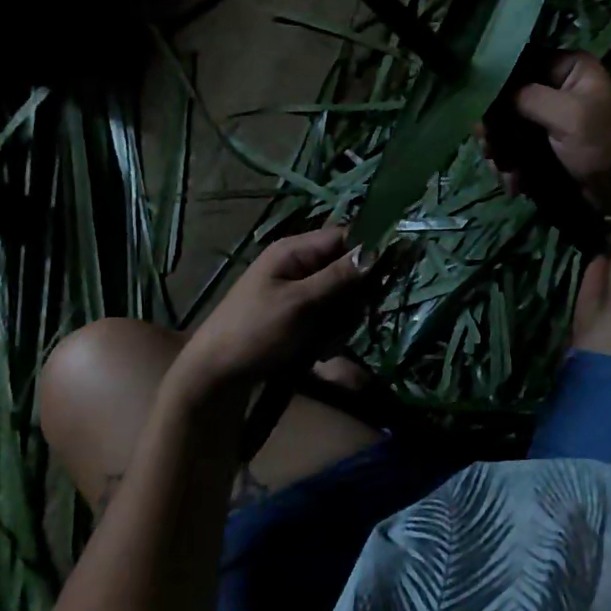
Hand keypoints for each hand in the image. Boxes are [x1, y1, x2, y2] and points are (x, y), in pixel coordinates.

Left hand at [165, 227, 369, 399]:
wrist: (216, 374)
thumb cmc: (254, 331)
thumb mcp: (299, 302)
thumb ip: (338, 276)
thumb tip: (377, 250)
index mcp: (293, 251)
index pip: (343, 236)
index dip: (369, 249)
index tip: (393, 270)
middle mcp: (298, 264)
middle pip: (346, 264)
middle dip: (359, 288)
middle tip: (359, 312)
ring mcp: (299, 289)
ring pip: (342, 291)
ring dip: (347, 312)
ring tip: (336, 334)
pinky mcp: (300, 313)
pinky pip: (331, 310)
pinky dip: (335, 325)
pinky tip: (328, 344)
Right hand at [504, 52, 610, 218]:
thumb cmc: (610, 147)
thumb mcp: (570, 115)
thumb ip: (527, 97)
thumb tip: (488, 91)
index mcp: (568, 68)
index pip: (517, 63)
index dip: (495, 86)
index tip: (480, 112)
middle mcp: (555, 89)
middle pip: (506, 100)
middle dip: (496, 129)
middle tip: (491, 150)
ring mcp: (549, 122)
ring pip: (507, 130)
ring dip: (501, 154)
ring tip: (507, 175)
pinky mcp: (546, 151)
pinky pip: (516, 153)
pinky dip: (511, 169)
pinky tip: (515, 186)